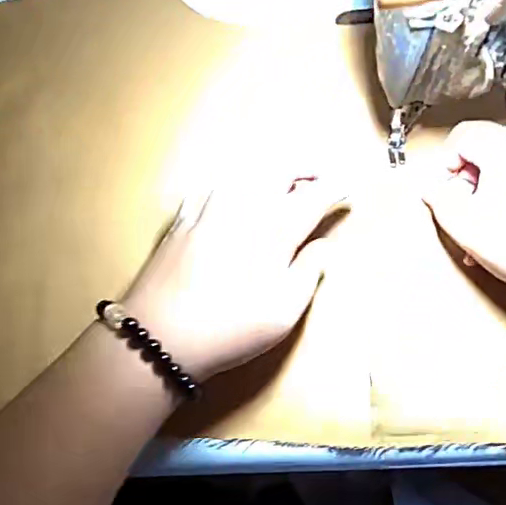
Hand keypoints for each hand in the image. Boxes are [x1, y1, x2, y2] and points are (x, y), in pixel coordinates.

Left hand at [119, 170, 347, 379]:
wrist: (158, 336)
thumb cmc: (229, 329)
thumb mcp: (283, 313)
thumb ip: (309, 273)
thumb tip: (322, 246)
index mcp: (274, 228)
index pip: (314, 194)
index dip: (335, 189)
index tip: (347, 192)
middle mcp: (242, 205)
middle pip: (280, 168)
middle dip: (305, 168)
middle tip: (320, 178)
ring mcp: (208, 207)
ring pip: (246, 170)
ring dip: (272, 170)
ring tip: (284, 184)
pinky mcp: (183, 217)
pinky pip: (216, 184)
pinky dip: (237, 181)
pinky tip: (236, 194)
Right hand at [419, 121, 505, 310]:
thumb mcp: (462, 223)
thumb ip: (439, 197)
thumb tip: (435, 189)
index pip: (464, 136)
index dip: (447, 165)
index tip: (445, 189)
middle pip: (490, 150)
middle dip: (472, 181)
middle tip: (466, 213)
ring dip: (495, 194)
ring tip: (491, 230)